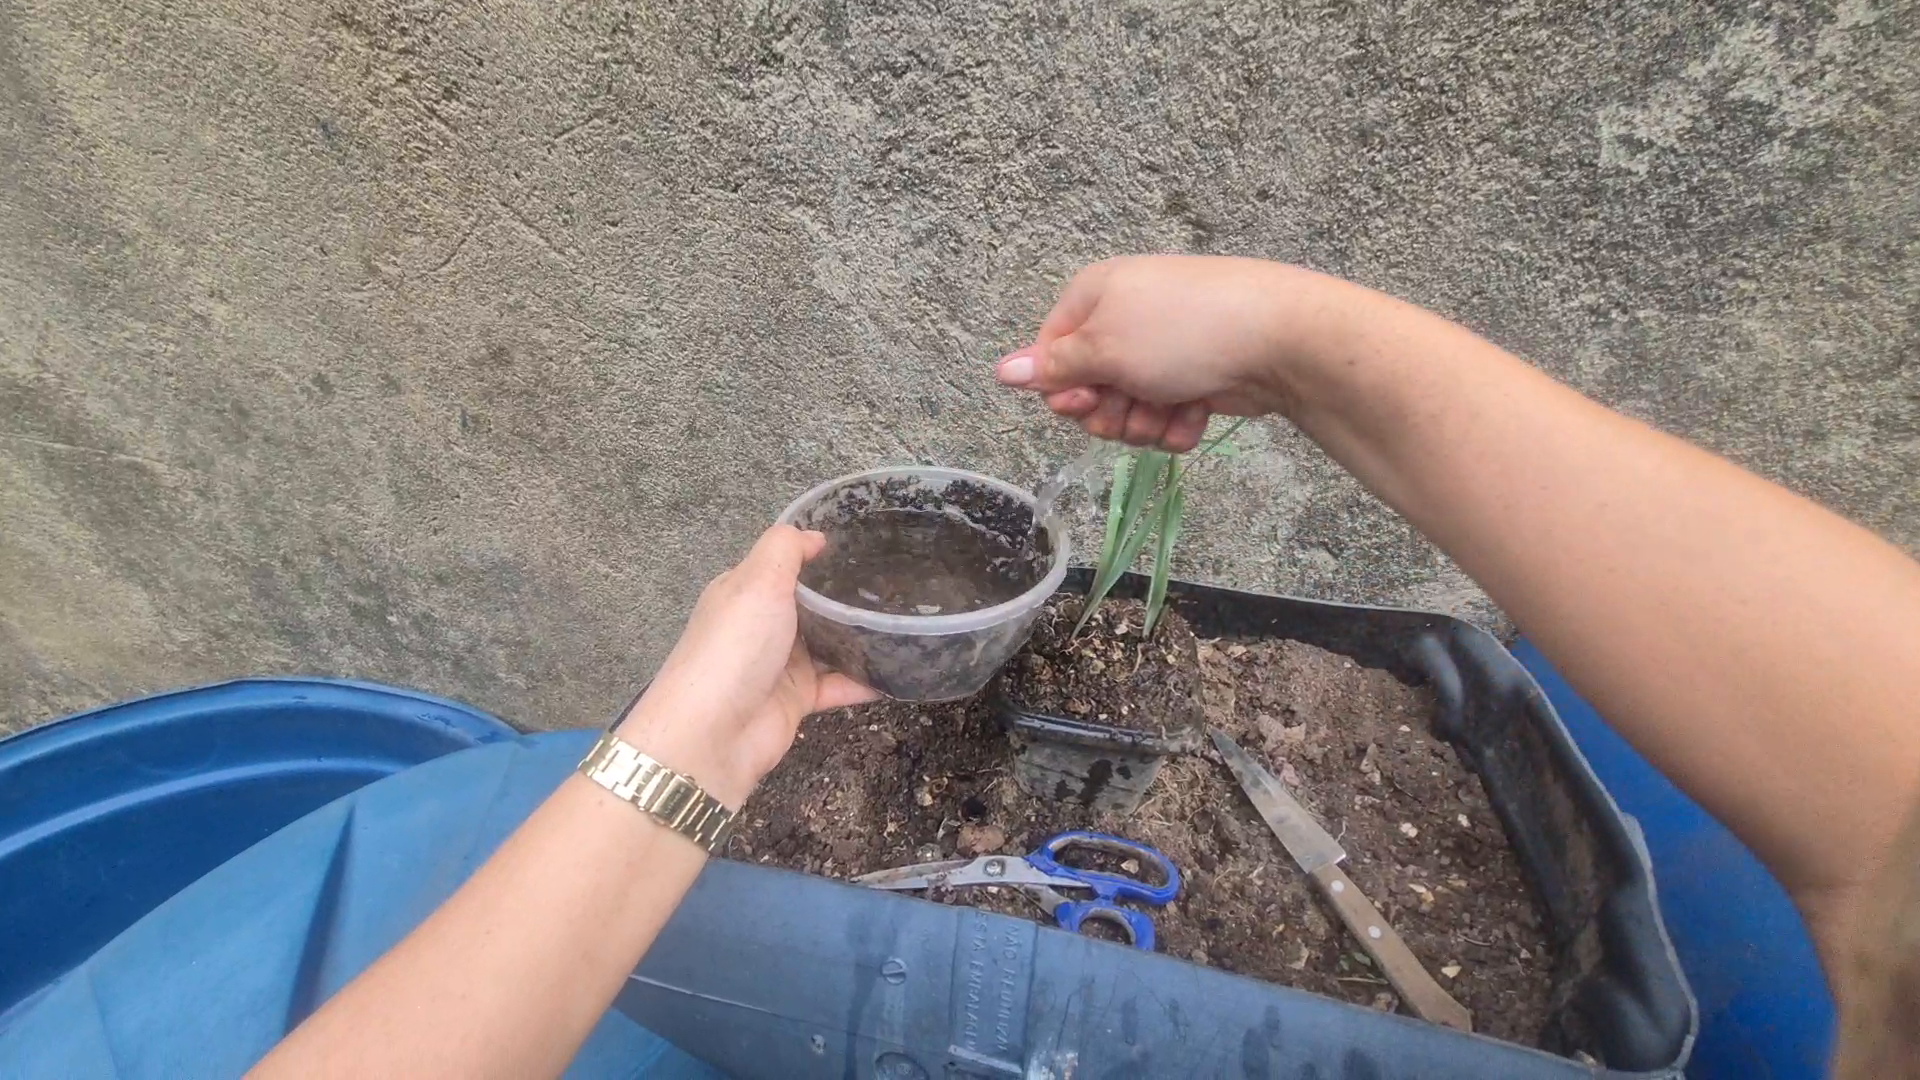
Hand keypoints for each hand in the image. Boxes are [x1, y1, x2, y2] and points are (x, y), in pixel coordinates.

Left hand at [616, 525, 875, 807]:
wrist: (714, 734)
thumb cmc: (736, 647)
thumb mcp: (757, 580)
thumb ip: (786, 548)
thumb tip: (816, 536)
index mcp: (746, 592)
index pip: (786, 565)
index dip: (821, 556)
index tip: (868, 547)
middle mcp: (763, 625)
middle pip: (813, 604)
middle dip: (848, 597)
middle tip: (899, 584)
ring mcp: (781, 664)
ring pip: (830, 644)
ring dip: (861, 638)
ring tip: (906, 622)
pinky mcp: (798, 699)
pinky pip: (839, 685)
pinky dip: (865, 680)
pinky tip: (899, 671)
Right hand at [994, 255, 1332, 450]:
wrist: (1280, 340)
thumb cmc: (1179, 333)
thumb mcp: (1104, 348)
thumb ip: (1051, 366)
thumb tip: (1000, 371)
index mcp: (1095, 298)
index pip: (1050, 355)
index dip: (1061, 389)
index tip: (1082, 402)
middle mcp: (1124, 321)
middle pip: (1086, 389)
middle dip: (1106, 412)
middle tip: (1129, 408)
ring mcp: (1160, 352)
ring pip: (1124, 410)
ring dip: (1142, 423)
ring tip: (1168, 411)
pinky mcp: (1191, 379)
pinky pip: (1162, 415)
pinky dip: (1175, 423)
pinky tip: (1195, 413)